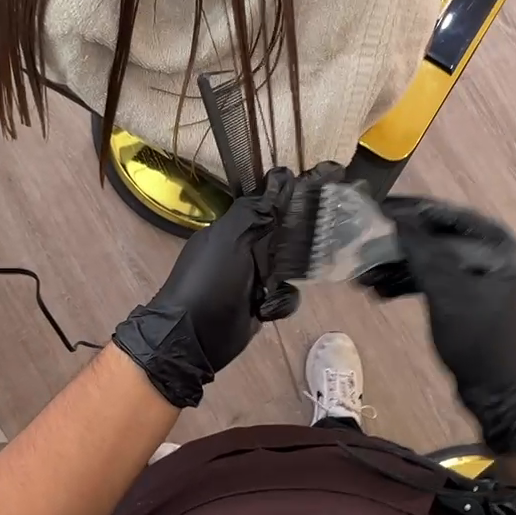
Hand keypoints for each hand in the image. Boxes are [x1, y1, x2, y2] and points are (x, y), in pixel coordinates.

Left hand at [113, 168, 292, 406]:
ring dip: (284, 284)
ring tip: (266, 292)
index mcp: (233, 229)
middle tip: (293, 257)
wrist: (194, 337)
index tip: (321, 195)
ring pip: (290, 271)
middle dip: (296, 249)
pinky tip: (263, 310)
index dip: (293, 201)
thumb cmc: (209, 281)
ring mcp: (252, 279)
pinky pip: (284, 297)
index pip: (269, 206)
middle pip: (285, 239)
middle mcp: (244, 250)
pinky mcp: (259, 305)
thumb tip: (281, 177)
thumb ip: (256, 210)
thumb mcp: (230, 239)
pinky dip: (278, 305)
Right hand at [359, 197, 515, 453]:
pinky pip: (440, 284)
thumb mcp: (446, 293)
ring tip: (366, 276)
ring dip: (402, 268)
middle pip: (443, 241)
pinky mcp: (474, 304)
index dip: (417, 212)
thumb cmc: (478, 341)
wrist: (500, 394)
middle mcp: (501, 260)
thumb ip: (423, 252)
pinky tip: (382, 292)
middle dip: (403, 246)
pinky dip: (413, 286)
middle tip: (369, 244)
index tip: (382, 208)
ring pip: (437, 264)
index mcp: (506, 250)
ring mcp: (488, 284)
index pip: (456, 218)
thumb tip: (397, 220)